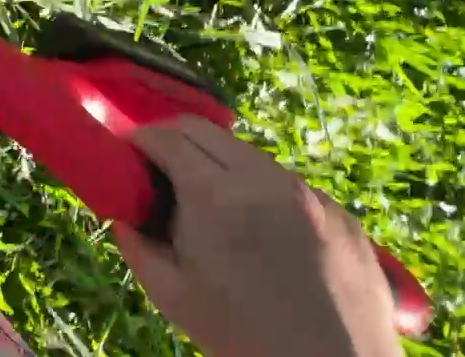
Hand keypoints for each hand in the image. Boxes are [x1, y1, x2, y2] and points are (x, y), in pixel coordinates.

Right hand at [113, 116, 399, 356]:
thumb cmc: (243, 337)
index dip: (138, 140)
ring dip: (217, 162)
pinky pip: (285, 181)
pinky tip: (260, 225)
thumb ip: (134, 242)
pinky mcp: (342, 213)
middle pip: (203, 129)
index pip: (165, 137)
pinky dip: (259, 188)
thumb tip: (122, 212)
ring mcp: (310, 195)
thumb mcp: (169, 293)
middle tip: (158, 166)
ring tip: (211, 200)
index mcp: (217, 197)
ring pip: (245, 152)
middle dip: (170, 138)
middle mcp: (266, 181)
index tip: (128, 155)